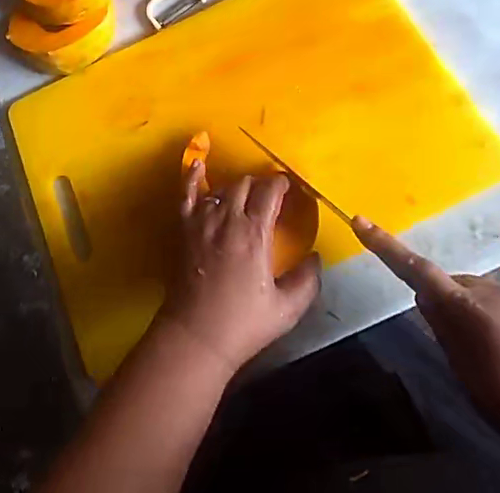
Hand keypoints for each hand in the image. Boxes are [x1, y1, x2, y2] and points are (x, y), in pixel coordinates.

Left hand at [157, 165, 321, 373]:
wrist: (196, 336)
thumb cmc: (243, 324)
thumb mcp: (287, 309)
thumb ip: (307, 280)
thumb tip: (315, 257)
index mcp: (254, 233)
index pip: (269, 192)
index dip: (280, 184)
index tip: (288, 186)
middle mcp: (227, 219)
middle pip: (245, 184)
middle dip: (261, 184)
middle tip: (269, 195)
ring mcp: (202, 221)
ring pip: (222, 188)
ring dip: (237, 187)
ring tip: (246, 194)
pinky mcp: (184, 228)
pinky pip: (188, 193)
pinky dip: (194, 177)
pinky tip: (199, 164)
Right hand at [352, 218, 499, 450]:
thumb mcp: (476, 386)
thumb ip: (448, 338)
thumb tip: (427, 303)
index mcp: (472, 312)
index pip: (418, 272)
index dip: (387, 248)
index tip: (360, 221)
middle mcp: (498, 294)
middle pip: (453, 286)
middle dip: (442, 304)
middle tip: (450, 348)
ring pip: (481, 299)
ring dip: (473, 319)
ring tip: (490, 367)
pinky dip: (498, 327)